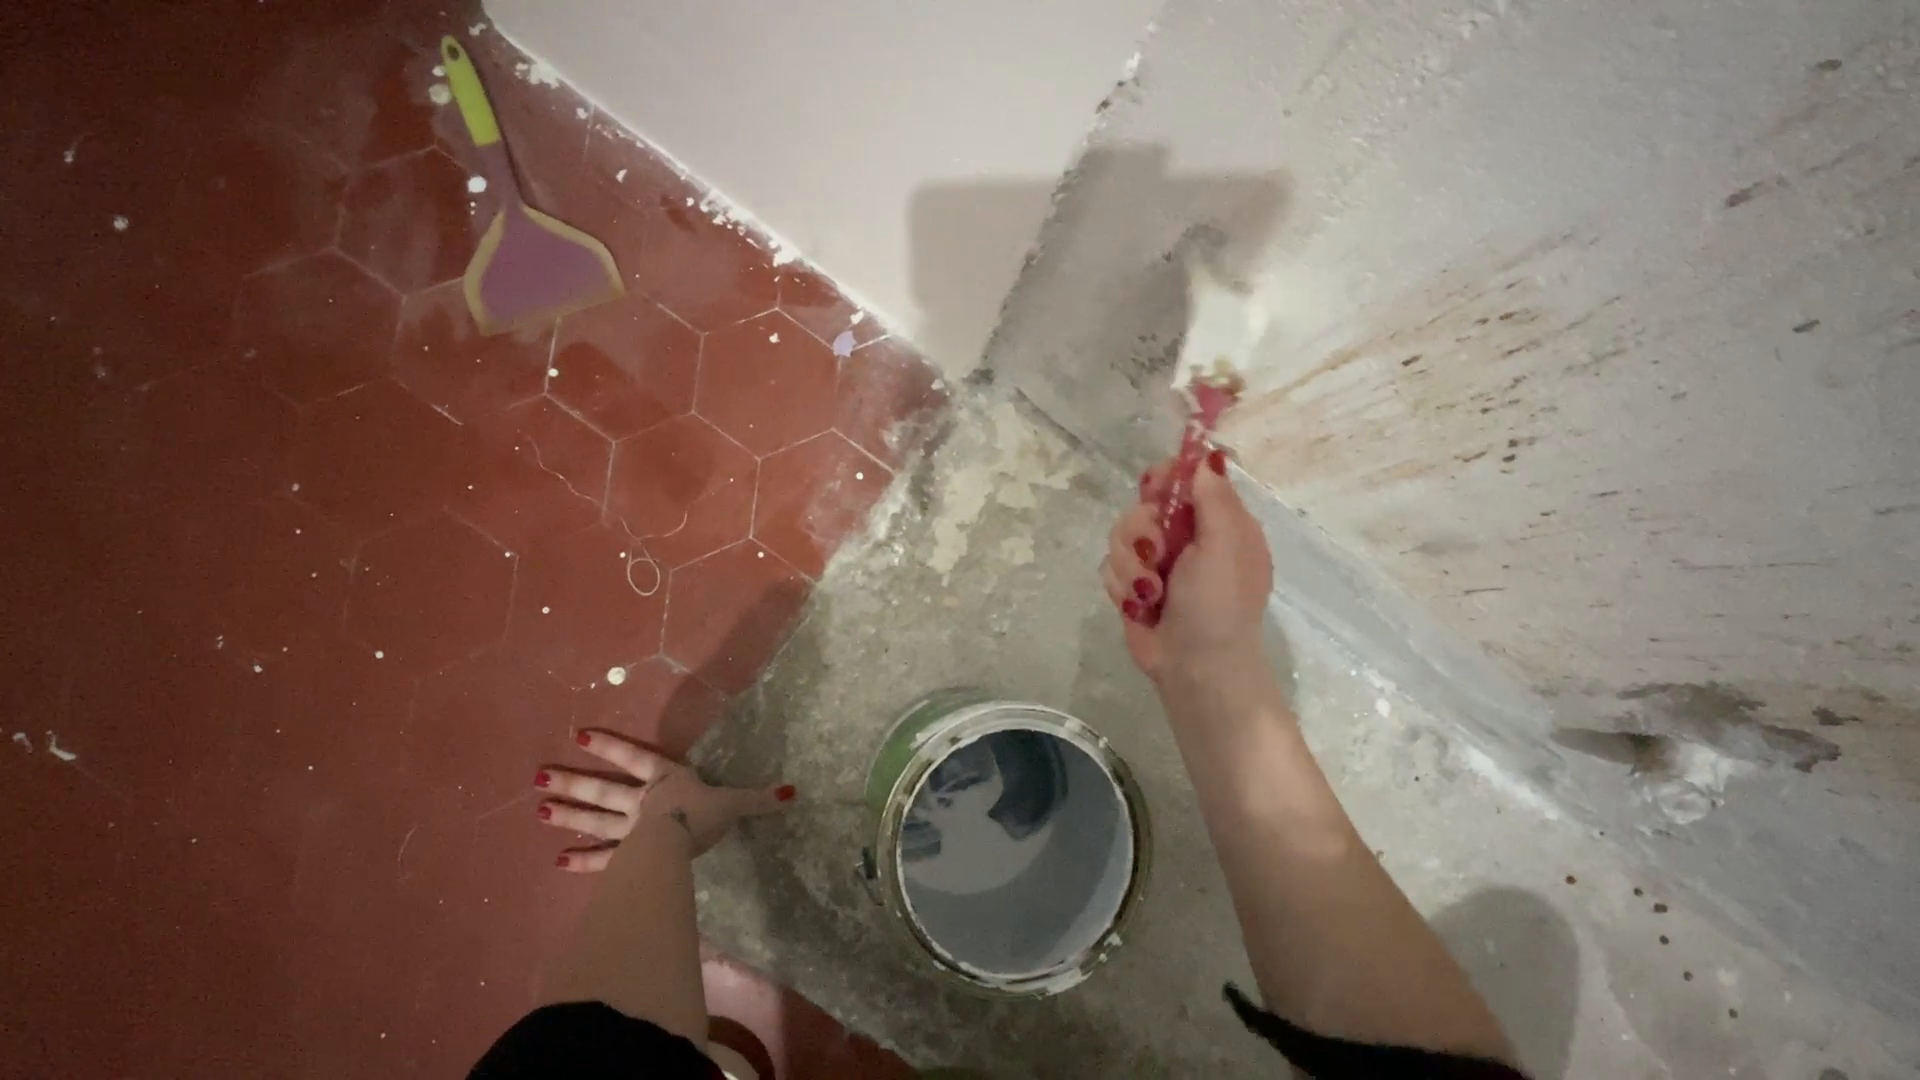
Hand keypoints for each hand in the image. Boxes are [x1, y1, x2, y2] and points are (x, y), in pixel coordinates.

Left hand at [534, 730, 794, 870]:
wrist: (678, 847)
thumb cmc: (703, 817)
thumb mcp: (734, 803)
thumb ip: (759, 798)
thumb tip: (792, 791)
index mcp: (666, 781)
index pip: (636, 758)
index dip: (610, 746)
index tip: (579, 736)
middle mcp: (641, 802)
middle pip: (603, 790)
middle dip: (572, 782)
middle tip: (539, 777)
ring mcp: (628, 830)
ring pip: (594, 819)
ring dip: (568, 814)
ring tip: (539, 809)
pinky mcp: (625, 858)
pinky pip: (601, 858)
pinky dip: (581, 860)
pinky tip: (558, 861)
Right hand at [1100, 449, 1272, 684]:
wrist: (1197, 668)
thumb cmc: (1219, 605)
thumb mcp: (1225, 544)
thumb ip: (1213, 497)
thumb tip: (1209, 455)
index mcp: (1219, 522)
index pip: (1185, 477)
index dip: (1164, 479)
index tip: (1154, 489)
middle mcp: (1188, 538)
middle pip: (1144, 504)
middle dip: (1142, 530)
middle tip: (1157, 553)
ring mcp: (1158, 563)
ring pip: (1121, 536)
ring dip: (1132, 566)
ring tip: (1151, 593)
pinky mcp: (1134, 587)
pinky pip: (1111, 567)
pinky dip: (1123, 587)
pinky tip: (1140, 606)